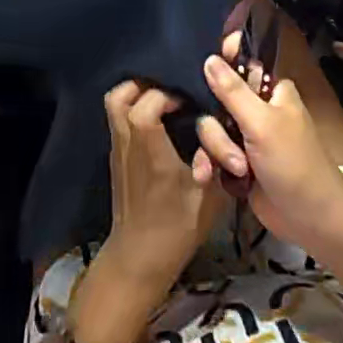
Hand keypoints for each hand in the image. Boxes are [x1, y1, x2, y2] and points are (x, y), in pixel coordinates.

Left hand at [98, 80, 227, 292]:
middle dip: (146, 83)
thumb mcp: (209, 196)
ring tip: (165, 97)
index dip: (165, 94)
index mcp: (149, 151)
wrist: (139, 260)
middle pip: (119, 96)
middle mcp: (127, 144)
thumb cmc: (176, 228)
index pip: (145, 107)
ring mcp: (117, 150)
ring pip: (114, 105)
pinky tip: (160, 120)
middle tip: (173, 87)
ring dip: (136, 93)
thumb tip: (228, 128)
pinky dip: (134, 109)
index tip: (188, 97)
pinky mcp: (116, 158)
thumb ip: (218, 159)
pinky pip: (119, 120)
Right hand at [193, 33, 342, 254]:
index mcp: (270, 90)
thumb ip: (233, 91)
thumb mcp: (262, 123)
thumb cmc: (294, 163)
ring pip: (211, 129)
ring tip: (238, 171)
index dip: (223, 61)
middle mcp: (256, 108)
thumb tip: (209, 58)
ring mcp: (245, 136)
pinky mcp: (236, 161)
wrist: (310, 219)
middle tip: (237, 149)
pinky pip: (210, 153)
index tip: (205, 67)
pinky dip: (209, 165)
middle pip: (217, 100)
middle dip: (219, 129)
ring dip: (218, 151)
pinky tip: (207, 178)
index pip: (242, 62)